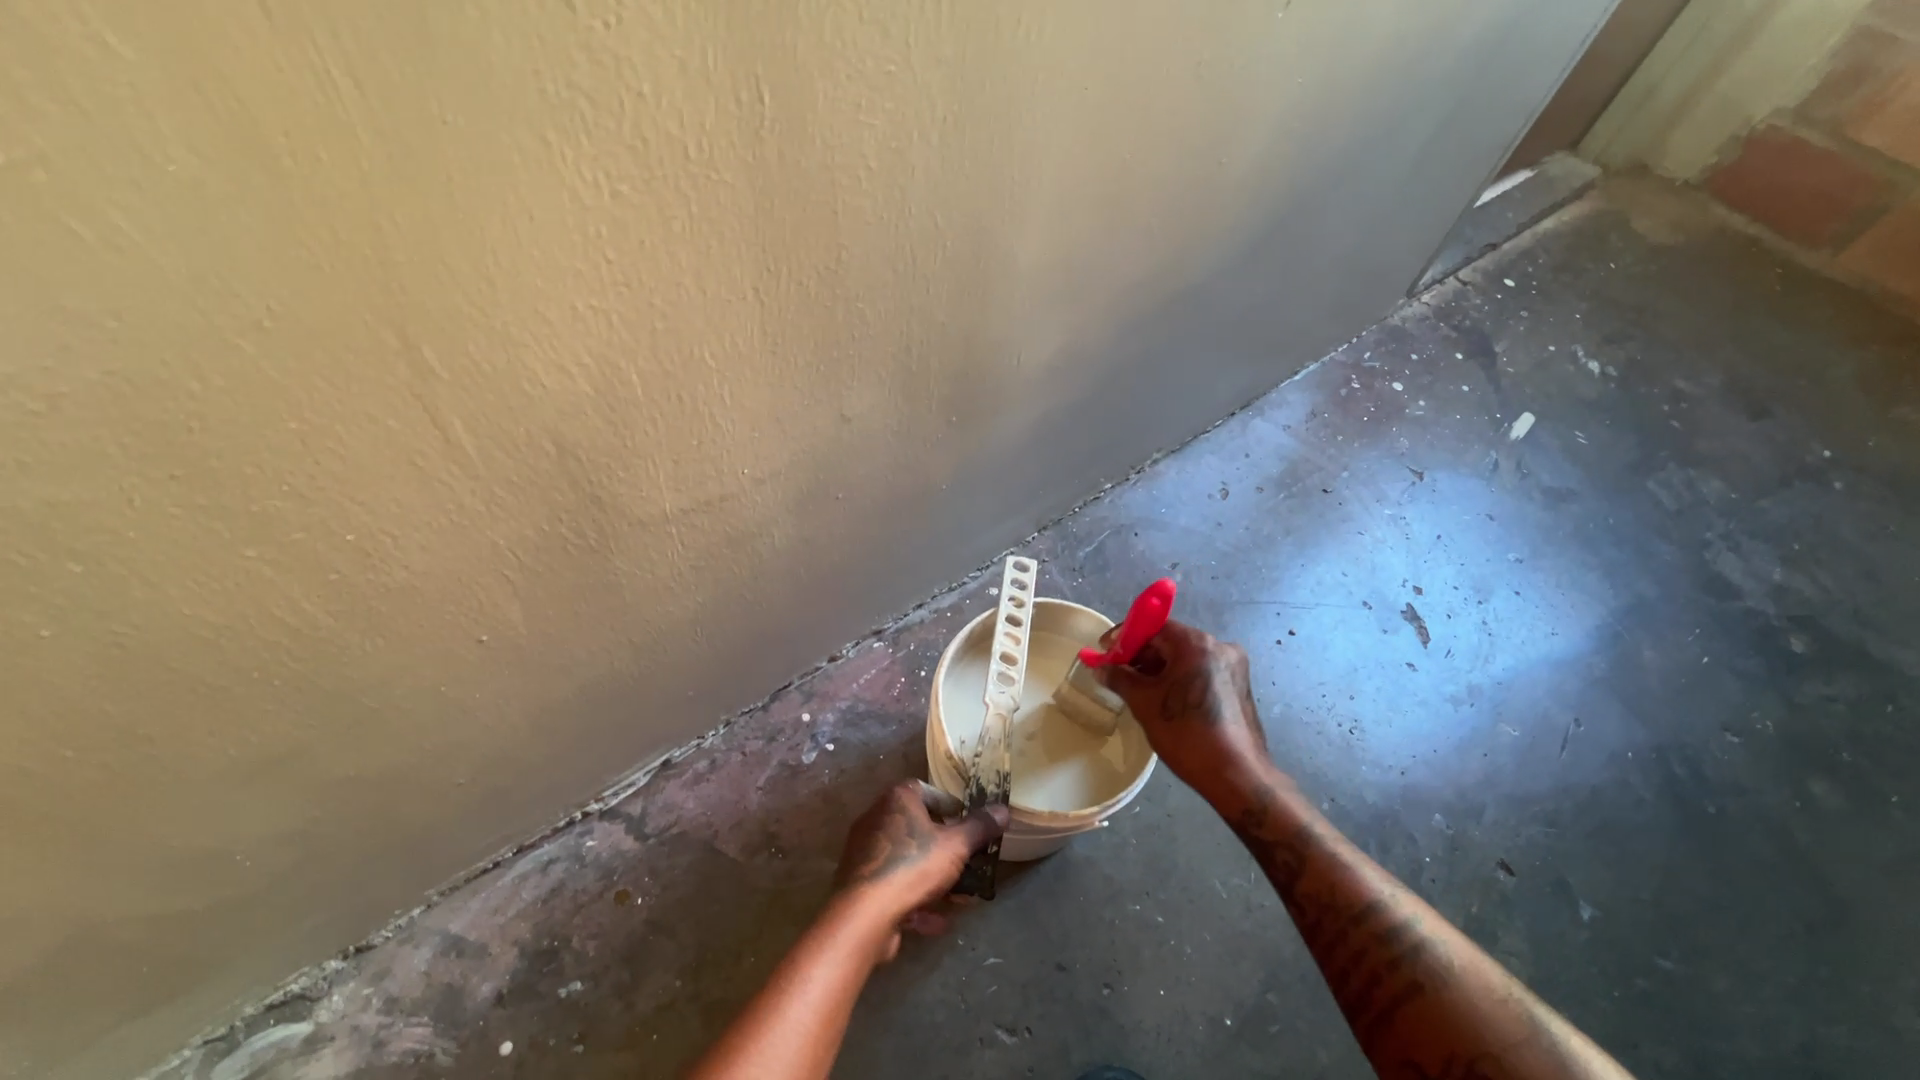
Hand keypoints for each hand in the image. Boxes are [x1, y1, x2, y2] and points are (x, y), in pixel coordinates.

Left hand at [833, 781, 1007, 961]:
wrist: (864, 915)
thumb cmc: (912, 866)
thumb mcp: (956, 846)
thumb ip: (980, 828)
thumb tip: (1003, 810)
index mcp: (896, 800)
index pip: (924, 790)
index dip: (949, 804)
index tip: (967, 823)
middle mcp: (876, 819)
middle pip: (918, 828)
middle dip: (946, 849)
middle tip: (969, 863)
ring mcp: (865, 853)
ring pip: (908, 861)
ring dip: (934, 880)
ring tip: (960, 898)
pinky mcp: (860, 884)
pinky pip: (895, 887)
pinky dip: (916, 901)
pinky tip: (937, 921)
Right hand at [1095, 618, 1272, 801]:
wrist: (1235, 775)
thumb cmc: (1186, 734)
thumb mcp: (1144, 703)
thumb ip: (1120, 678)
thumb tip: (1100, 668)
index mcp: (1196, 643)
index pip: (1153, 627)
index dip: (1125, 637)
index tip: (1104, 652)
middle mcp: (1219, 646)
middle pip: (1171, 640)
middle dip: (1142, 655)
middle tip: (1117, 673)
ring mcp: (1233, 666)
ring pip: (1186, 657)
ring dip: (1160, 668)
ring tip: (1137, 690)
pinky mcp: (1238, 686)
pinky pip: (1201, 672)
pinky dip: (1179, 679)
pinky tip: (1164, 699)